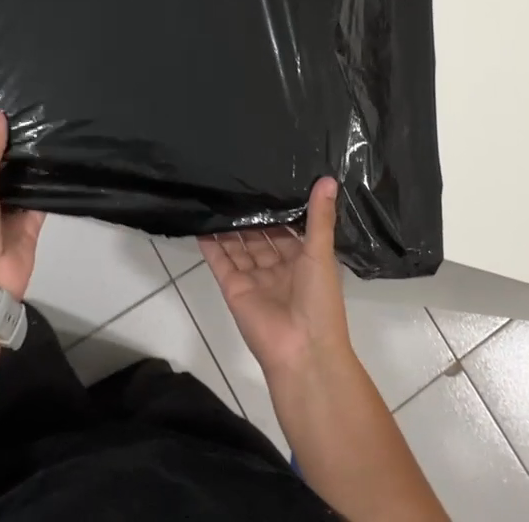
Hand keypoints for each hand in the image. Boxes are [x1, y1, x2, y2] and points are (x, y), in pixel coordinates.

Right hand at [200, 177, 350, 374]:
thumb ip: (320, 217)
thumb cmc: (319, 301)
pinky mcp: (233, 288)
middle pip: (261, 237)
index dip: (279, 209)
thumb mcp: (322, 254)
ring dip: (230, 226)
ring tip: (216, 194)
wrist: (302, 350)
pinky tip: (201, 222)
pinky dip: (210, 244)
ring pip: (239, 246)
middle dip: (251, 215)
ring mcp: (254, 279)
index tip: (268, 179)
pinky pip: (220, 262)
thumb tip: (327, 178)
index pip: (287, 230)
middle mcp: (278, 269)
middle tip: (236, 181)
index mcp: (303, 262)